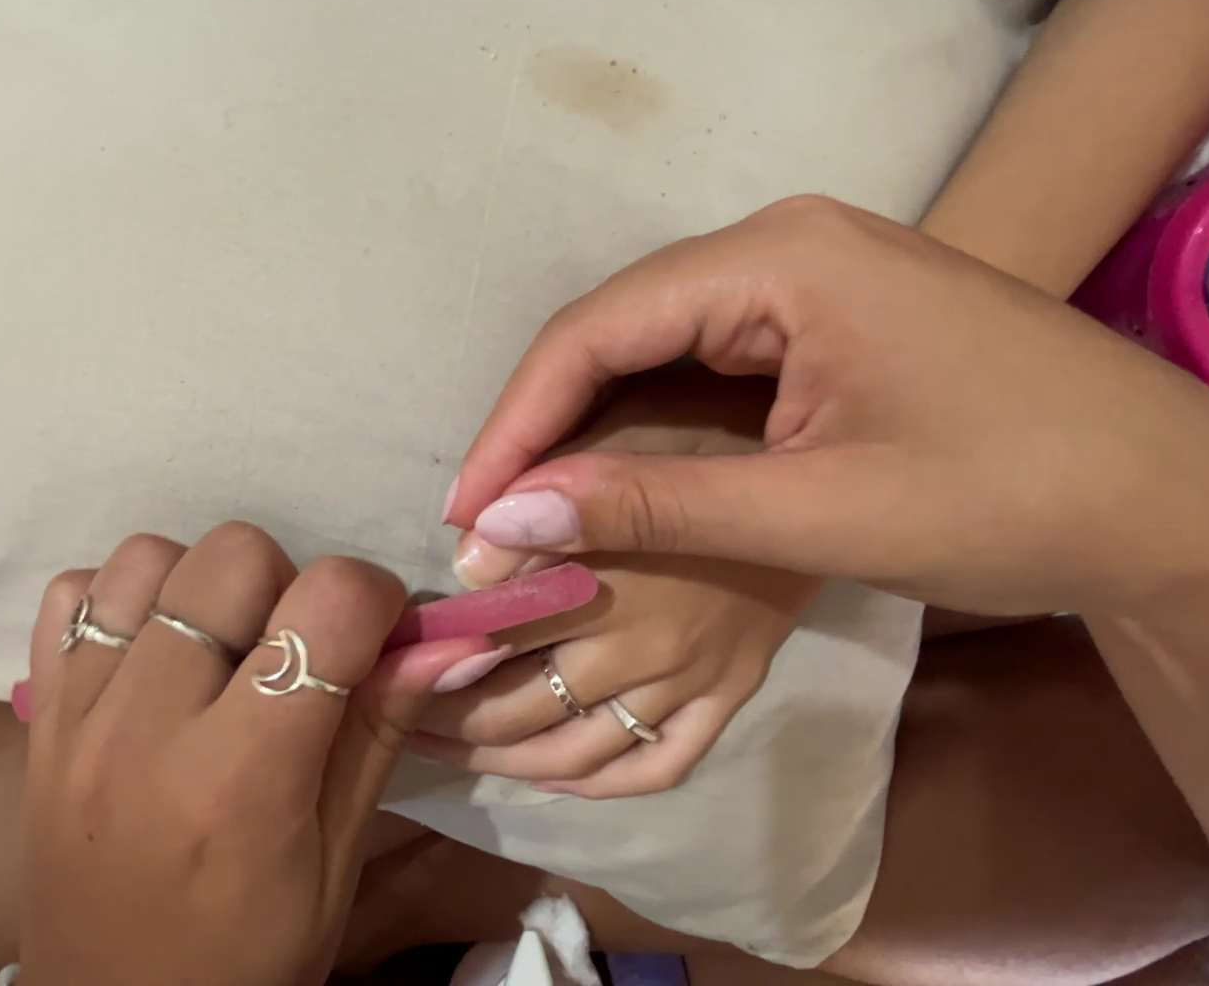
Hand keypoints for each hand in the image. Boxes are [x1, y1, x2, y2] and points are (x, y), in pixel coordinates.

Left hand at [19, 523, 495, 985]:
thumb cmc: (251, 958)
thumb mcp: (338, 858)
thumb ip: (383, 729)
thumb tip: (453, 639)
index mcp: (240, 778)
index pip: (328, 605)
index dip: (374, 597)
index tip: (378, 634)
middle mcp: (145, 729)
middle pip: (232, 555)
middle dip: (288, 583)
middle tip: (295, 651)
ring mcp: (76, 719)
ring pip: (148, 557)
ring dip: (204, 585)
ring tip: (224, 650)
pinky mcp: (36, 718)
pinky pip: (69, 595)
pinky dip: (124, 601)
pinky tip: (156, 655)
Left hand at [416, 367, 820, 797]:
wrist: (818, 457)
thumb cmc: (703, 427)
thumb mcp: (613, 434)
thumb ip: (539, 491)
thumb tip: (463, 548)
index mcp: (604, 576)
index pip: (490, 633)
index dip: (431, 650)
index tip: (391, 655)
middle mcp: (641, 645)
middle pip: (518, 705)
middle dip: (446, 716)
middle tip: (395, 713)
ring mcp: (688, 683)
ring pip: (575, 752)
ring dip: (501, 760)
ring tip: (445, 751)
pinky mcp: (730, 699)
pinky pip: (657, 766)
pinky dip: (597, 781)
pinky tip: (553, 777)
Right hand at [442, 196, 1208, 616]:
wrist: (1179, 513)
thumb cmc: (1014, 501)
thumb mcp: (816, 511)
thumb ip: (652, 506)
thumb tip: (505, 517)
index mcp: (779, 259)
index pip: (598, 328)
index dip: (517, 420)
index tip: (465, 505)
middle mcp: (777, 246)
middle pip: (613, 330)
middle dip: (541, 423)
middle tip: (485, 512)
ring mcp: (799, 281)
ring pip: (648, 348)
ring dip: (584, 428)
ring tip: (525, 503)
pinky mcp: (815, 325)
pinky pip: (694, 366)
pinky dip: (641, 427)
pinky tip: (606, 478)